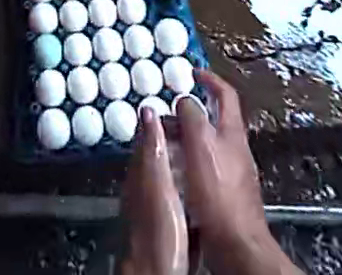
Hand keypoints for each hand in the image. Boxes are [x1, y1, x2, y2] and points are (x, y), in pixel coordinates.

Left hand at [121, 102, 187, 274]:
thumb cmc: (158, 233)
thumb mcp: (158, 185)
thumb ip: (153, 150)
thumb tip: (147, 110)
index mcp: (141, 172)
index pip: (148, 135)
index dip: (162, 121)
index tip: (178, 109)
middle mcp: (143, 187)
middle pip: (158, 156)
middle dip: (174, 142)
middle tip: (193, 131)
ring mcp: (154, 209)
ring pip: (168, 178)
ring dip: (181, 166)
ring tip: (200, 157)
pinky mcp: (167, 229)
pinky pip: (176, 201)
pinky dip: (186, 192)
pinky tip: (199, 196)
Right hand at [177, 69, 300, 274]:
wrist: (236, 245)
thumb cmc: (219, 194)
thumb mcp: (200, 144)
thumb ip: (191, 116)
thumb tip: (183, 100)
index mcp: (232, 132)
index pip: (225, 94)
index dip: (209, 79)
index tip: (193, 72)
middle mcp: (235, 149)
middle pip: (214, 119)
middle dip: (190, 112)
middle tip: (168, 112)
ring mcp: (231, 173)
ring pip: (206, 144)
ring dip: (185, 137)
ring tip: (164, 140)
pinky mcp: (223, 195)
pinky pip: (202, 167)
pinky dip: (186, 161)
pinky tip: (173, 171)